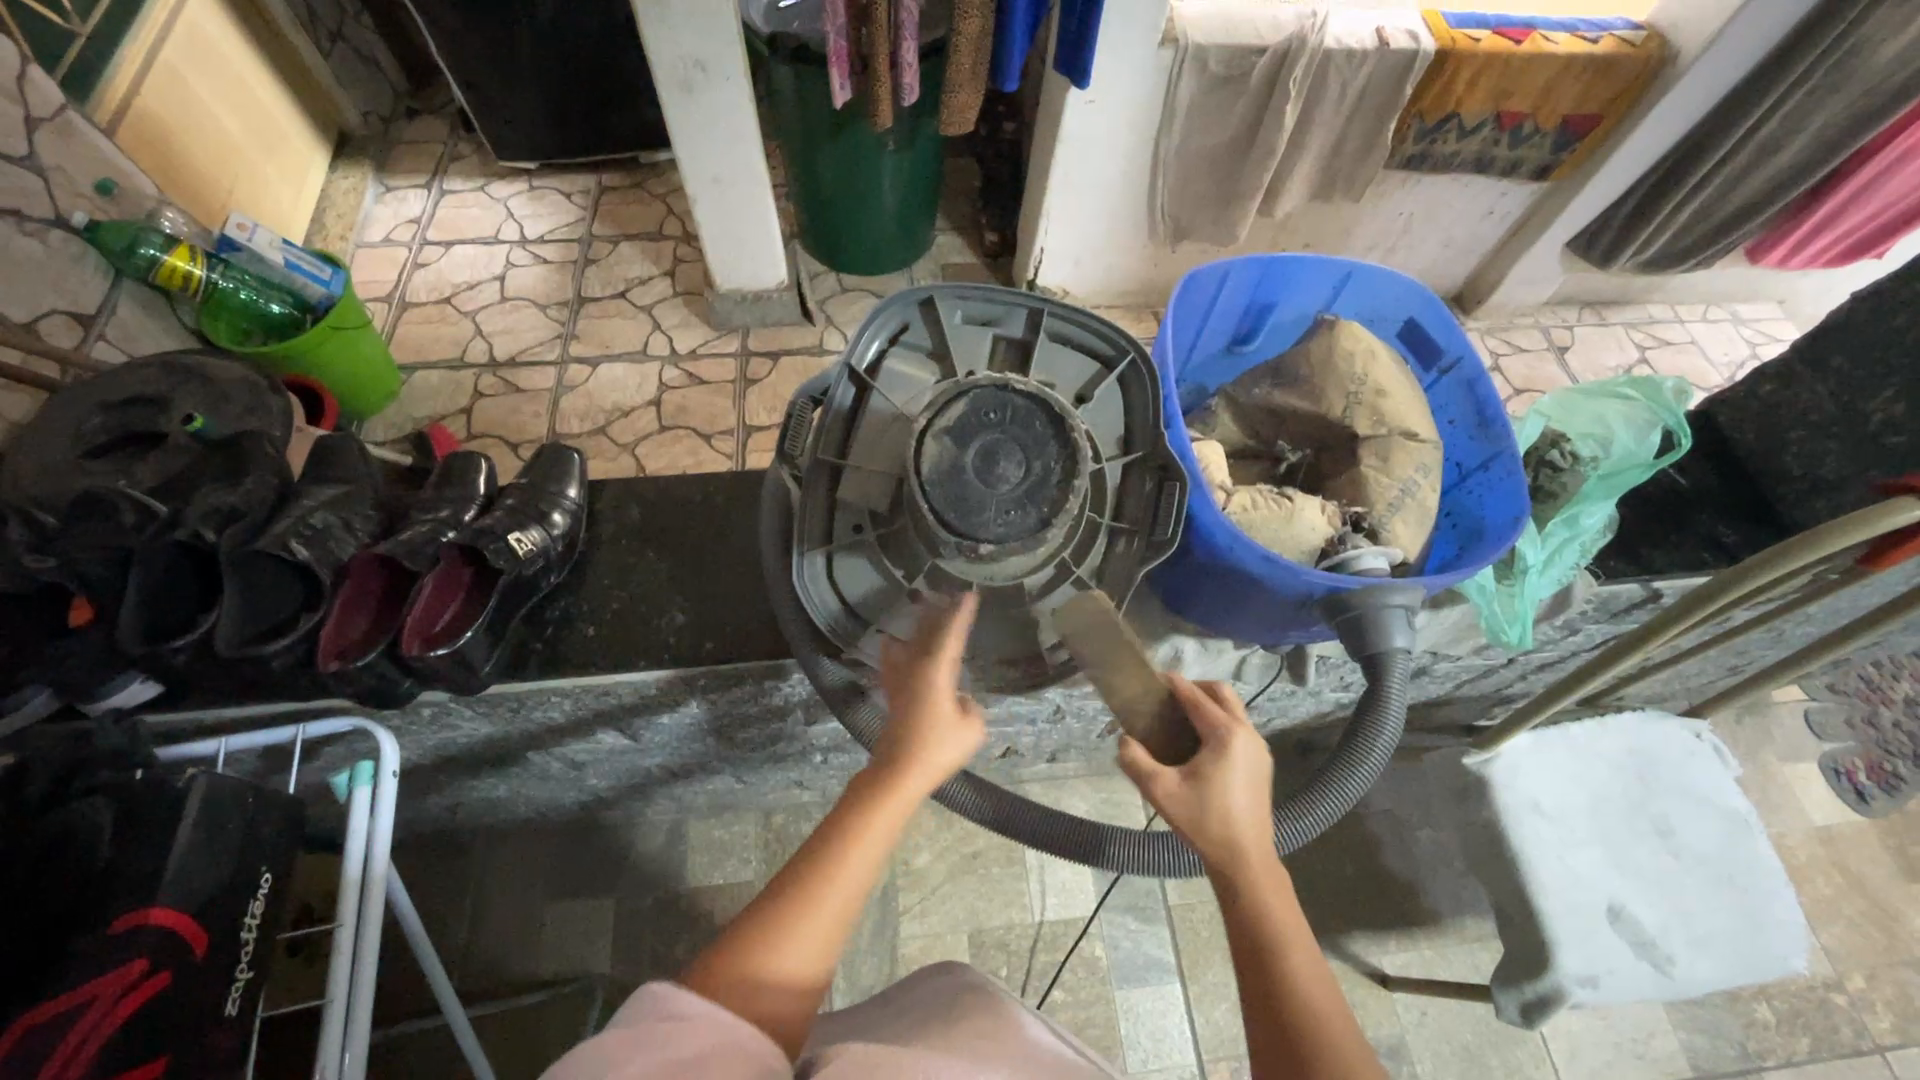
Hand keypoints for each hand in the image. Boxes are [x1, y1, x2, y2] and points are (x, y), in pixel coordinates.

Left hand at [874, 592, 986, 797]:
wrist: (899, 771)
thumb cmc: (938, 749)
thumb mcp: (972, 728)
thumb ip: (970, 706)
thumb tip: (958, 699)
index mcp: (937, 670)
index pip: (952, 634)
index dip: (962, 613)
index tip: (970, 594)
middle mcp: (916, 667)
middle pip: (928, 632)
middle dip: (941, 612)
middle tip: (952, 595)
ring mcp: (901, 680)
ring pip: (911, 643)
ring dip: (920, 625)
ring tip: (926, 608)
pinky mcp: (893, 694)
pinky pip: (893, 662)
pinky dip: (895, 649)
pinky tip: (890, 642)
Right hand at [1117, 675, 1277, 876]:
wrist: (1245, 859)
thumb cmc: (1203, 822)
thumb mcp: (1160, 791)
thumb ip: (1135, 760)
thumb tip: (1124, 740)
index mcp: (1225, 733)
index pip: (1195, 696)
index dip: (1173, 683)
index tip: (1154, 677)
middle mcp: (1247, 733)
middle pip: (1222, 693)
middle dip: (1195, 687)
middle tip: (1169, 697)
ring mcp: (1259, 748)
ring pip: (1235, 710)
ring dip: (1210, 705)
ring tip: (1182, 718)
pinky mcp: (1262, 763)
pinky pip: (1240, 728)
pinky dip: (1221, 722)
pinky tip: (1201, 743)